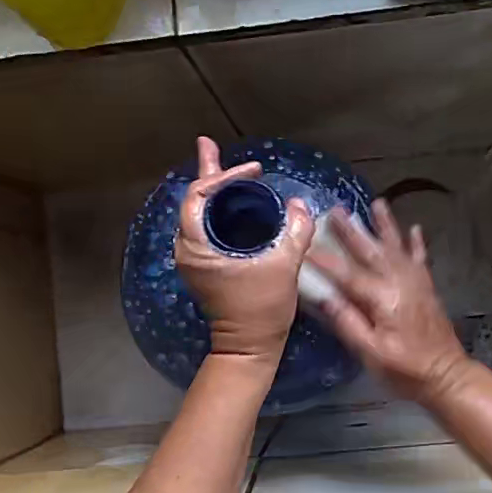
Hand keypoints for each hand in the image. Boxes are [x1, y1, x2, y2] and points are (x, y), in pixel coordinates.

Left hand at [175, 137, 314, 360]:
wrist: (250, 348)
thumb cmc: (261, 309)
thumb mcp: (282, 267)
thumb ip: (294, 232)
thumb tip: (301, 205)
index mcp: (198, 247)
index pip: (198, 197)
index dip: (222, 177)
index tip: (253, 171)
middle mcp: (190, 250)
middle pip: (195, 200)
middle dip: (207, 173)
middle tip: (209, 145)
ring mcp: (198, 259)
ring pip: (201, 214)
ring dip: (214, 190)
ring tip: (223, 166)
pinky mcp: (209, 267)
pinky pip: (210, 228)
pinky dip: (220, 210)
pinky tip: (235, 203)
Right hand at [305, 200, 472, 404]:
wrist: (447, 376)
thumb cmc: (405, 370)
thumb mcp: (370, 353)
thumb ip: (348, 323)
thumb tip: (323, 297)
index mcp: (383, 299)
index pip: (348, 274)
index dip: (325, 260)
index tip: (305, 244)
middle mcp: (400, 283)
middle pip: (372, 252)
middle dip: (352, 231)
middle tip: (336, 210)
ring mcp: (416, 283)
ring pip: (396, 247)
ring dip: (386, 226)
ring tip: (378, 203)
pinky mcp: (427, 288)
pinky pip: (420, 259)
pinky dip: (416, 243)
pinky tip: (414, 228)